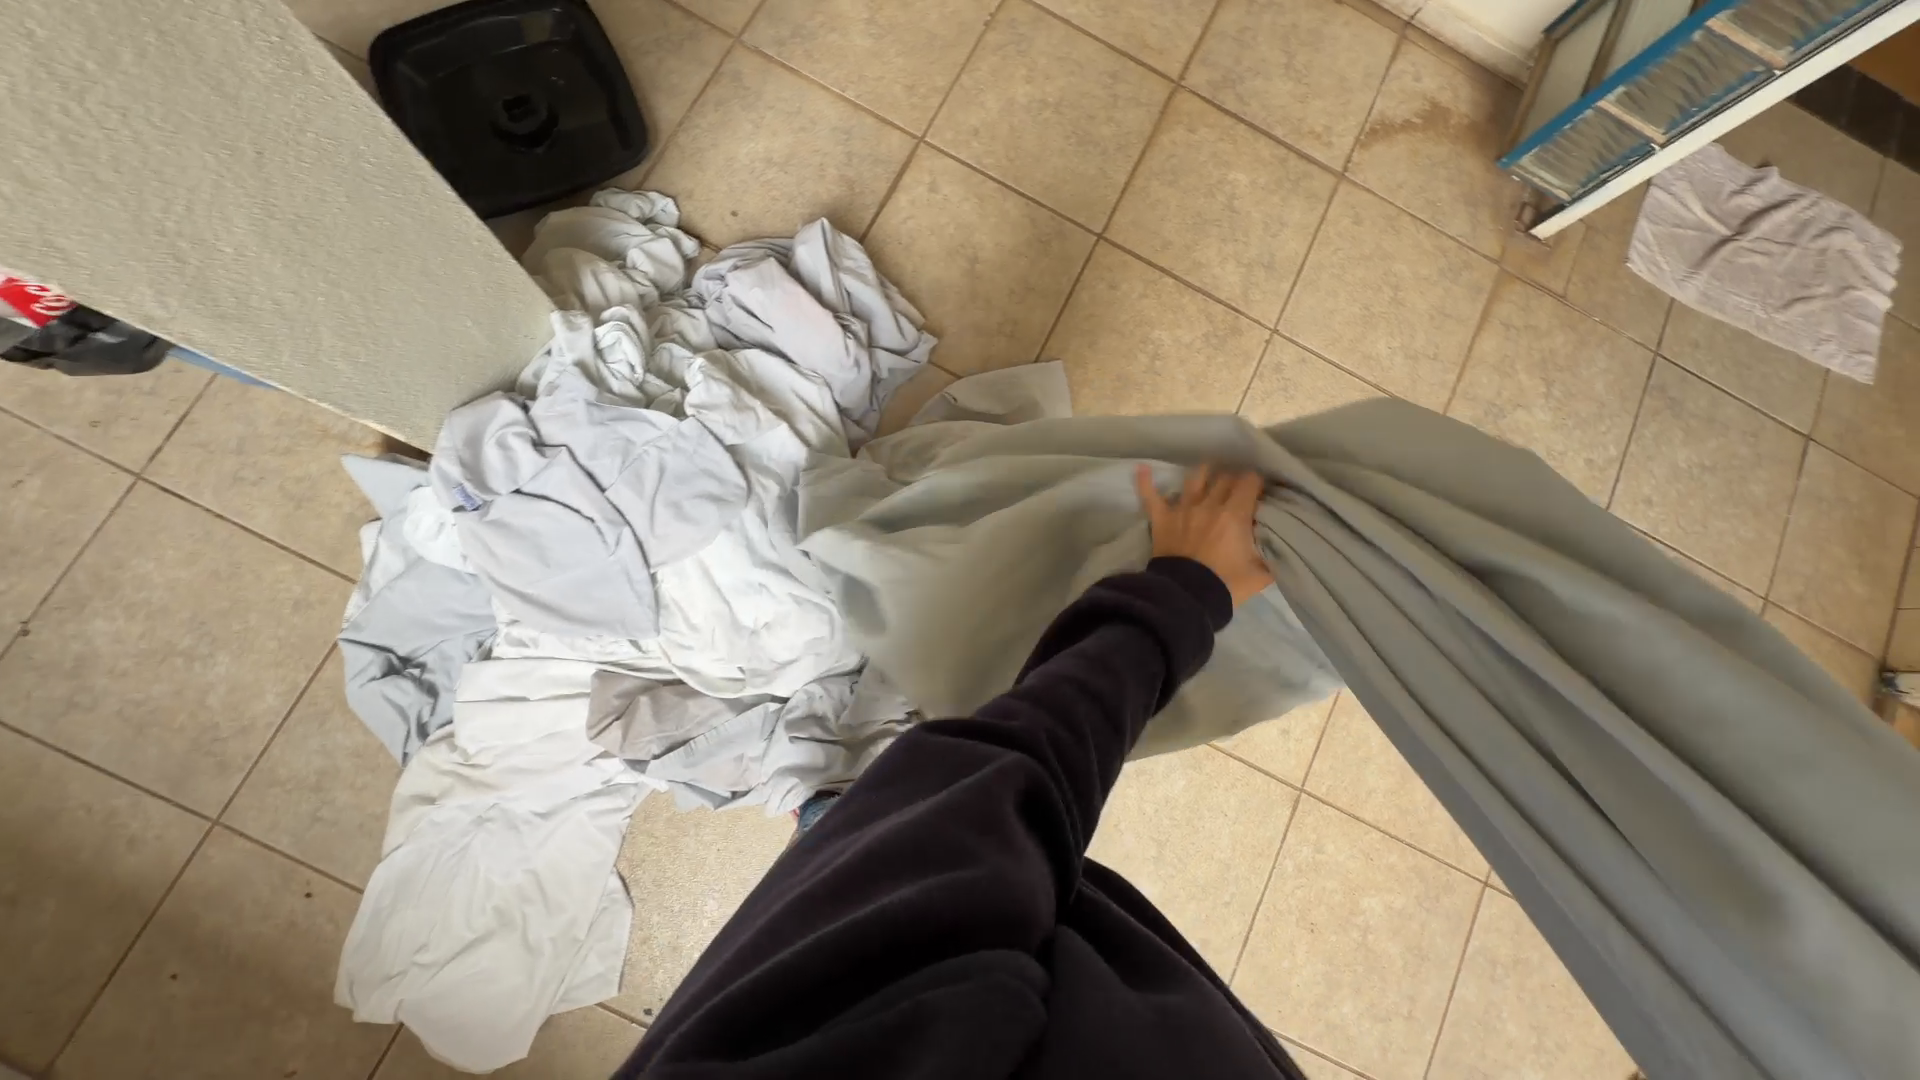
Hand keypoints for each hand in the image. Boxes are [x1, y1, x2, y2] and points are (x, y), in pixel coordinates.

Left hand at [1134, 463, 1273, 607]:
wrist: (1186, 597)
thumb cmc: (1226, 585)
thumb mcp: (1262, 573)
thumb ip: (1272, 554)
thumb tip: (1278, 543)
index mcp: (1235, 514)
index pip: (1249, 483)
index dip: (1257, 482)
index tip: (1261, 489)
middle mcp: (1208, 505)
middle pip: (1225, 479)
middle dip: (1235, 479)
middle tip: (1239, 487)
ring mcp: (1182, 509)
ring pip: (1195, 479)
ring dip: (1205, 473)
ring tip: (1211, 471)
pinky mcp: (1161, 519)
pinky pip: (1150, 496)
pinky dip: (1145, 482)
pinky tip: (1142, 469)